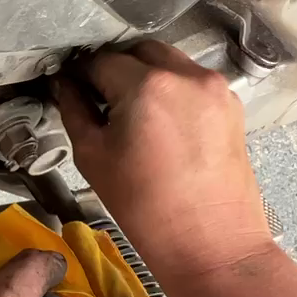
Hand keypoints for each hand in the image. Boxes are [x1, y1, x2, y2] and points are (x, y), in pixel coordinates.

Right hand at [52, 41, 274, 277]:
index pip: (100, 60)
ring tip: (131, 110)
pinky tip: (161, 120)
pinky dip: (172, 88)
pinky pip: (192, 80)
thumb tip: (64, 84)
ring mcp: (214, 87)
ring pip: (168, 60)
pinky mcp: (231, 104)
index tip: (70, 87)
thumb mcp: (92, 157)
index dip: (80, 73)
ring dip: (145, 74)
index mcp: (146, 85)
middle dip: (115, 67)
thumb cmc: (144, 206)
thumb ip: (74, 110)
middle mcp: (184, 74)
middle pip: (138, 50)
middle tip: (100, 97)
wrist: (211, 245)